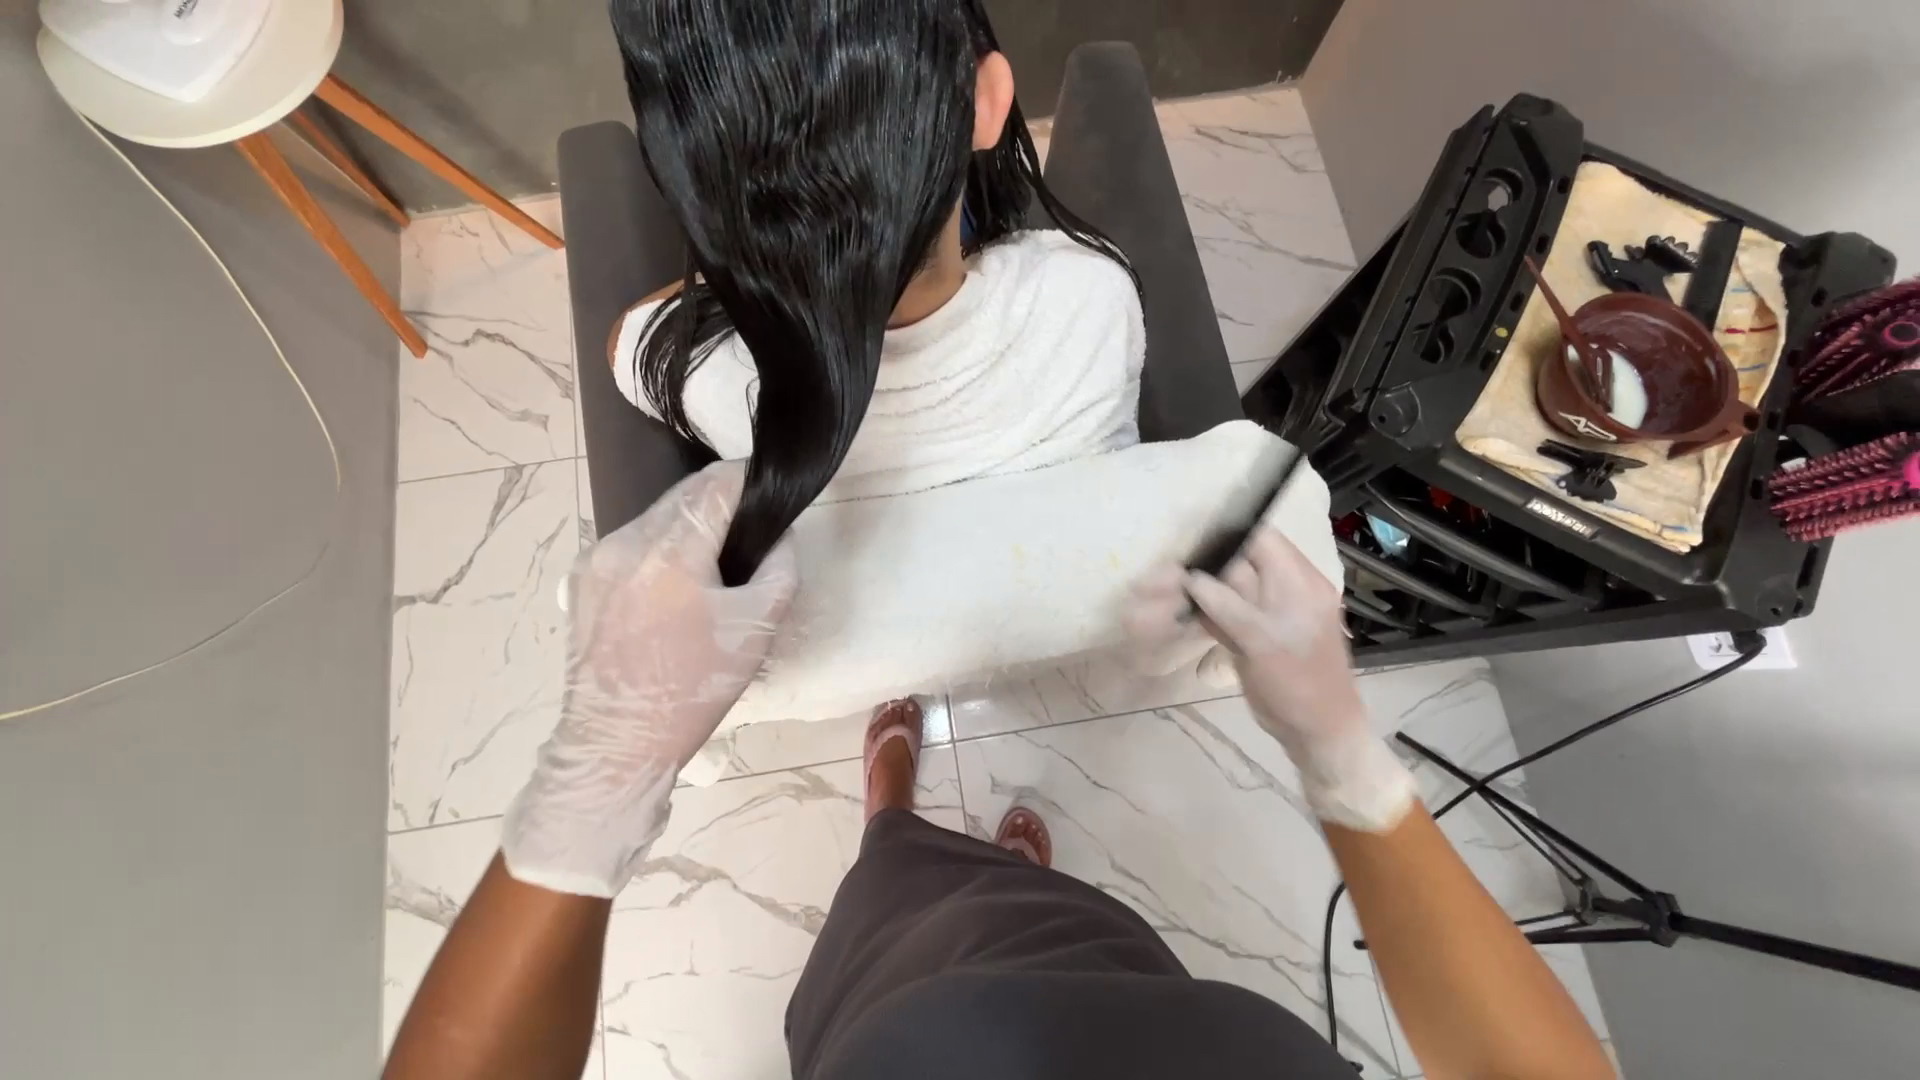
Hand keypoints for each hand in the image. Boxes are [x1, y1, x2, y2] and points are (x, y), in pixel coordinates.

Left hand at [501, 461, 796, 896]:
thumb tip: (779, 533)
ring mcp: (597, 558)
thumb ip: (779, 566)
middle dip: (721, 498)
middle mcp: (627, 542)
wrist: (618, 741)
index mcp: (672, 552)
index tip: (769, 484)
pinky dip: (661, 544)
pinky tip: (676, 579)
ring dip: (690, 521)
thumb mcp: (758, 628)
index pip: (716, 484)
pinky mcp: (582, 578)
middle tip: (751, 523)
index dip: (748, 476)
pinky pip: (632, 541)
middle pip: (684, 494)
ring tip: (715, 554)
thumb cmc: (697, 687)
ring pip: (656, 515)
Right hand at [1124, 528, 1413, 831]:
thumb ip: (1227, 604)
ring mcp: (1262, 613)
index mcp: (1297, 581)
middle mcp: (1280, 589)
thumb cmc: (1299, 683)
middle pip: (1231, 565)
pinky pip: (1216, 616)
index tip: (1186, 532)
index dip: (1225, 531)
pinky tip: (1161, 617)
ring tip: (1144, 599)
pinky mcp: (1247, 634)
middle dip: (1192, 569)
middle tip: (1151, 578)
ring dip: (1184, 595)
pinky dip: (1191, 616)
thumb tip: (1191, 576)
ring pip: (1218, 592)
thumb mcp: (1263, 641)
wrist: (1315, 733)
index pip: (1260, 539)